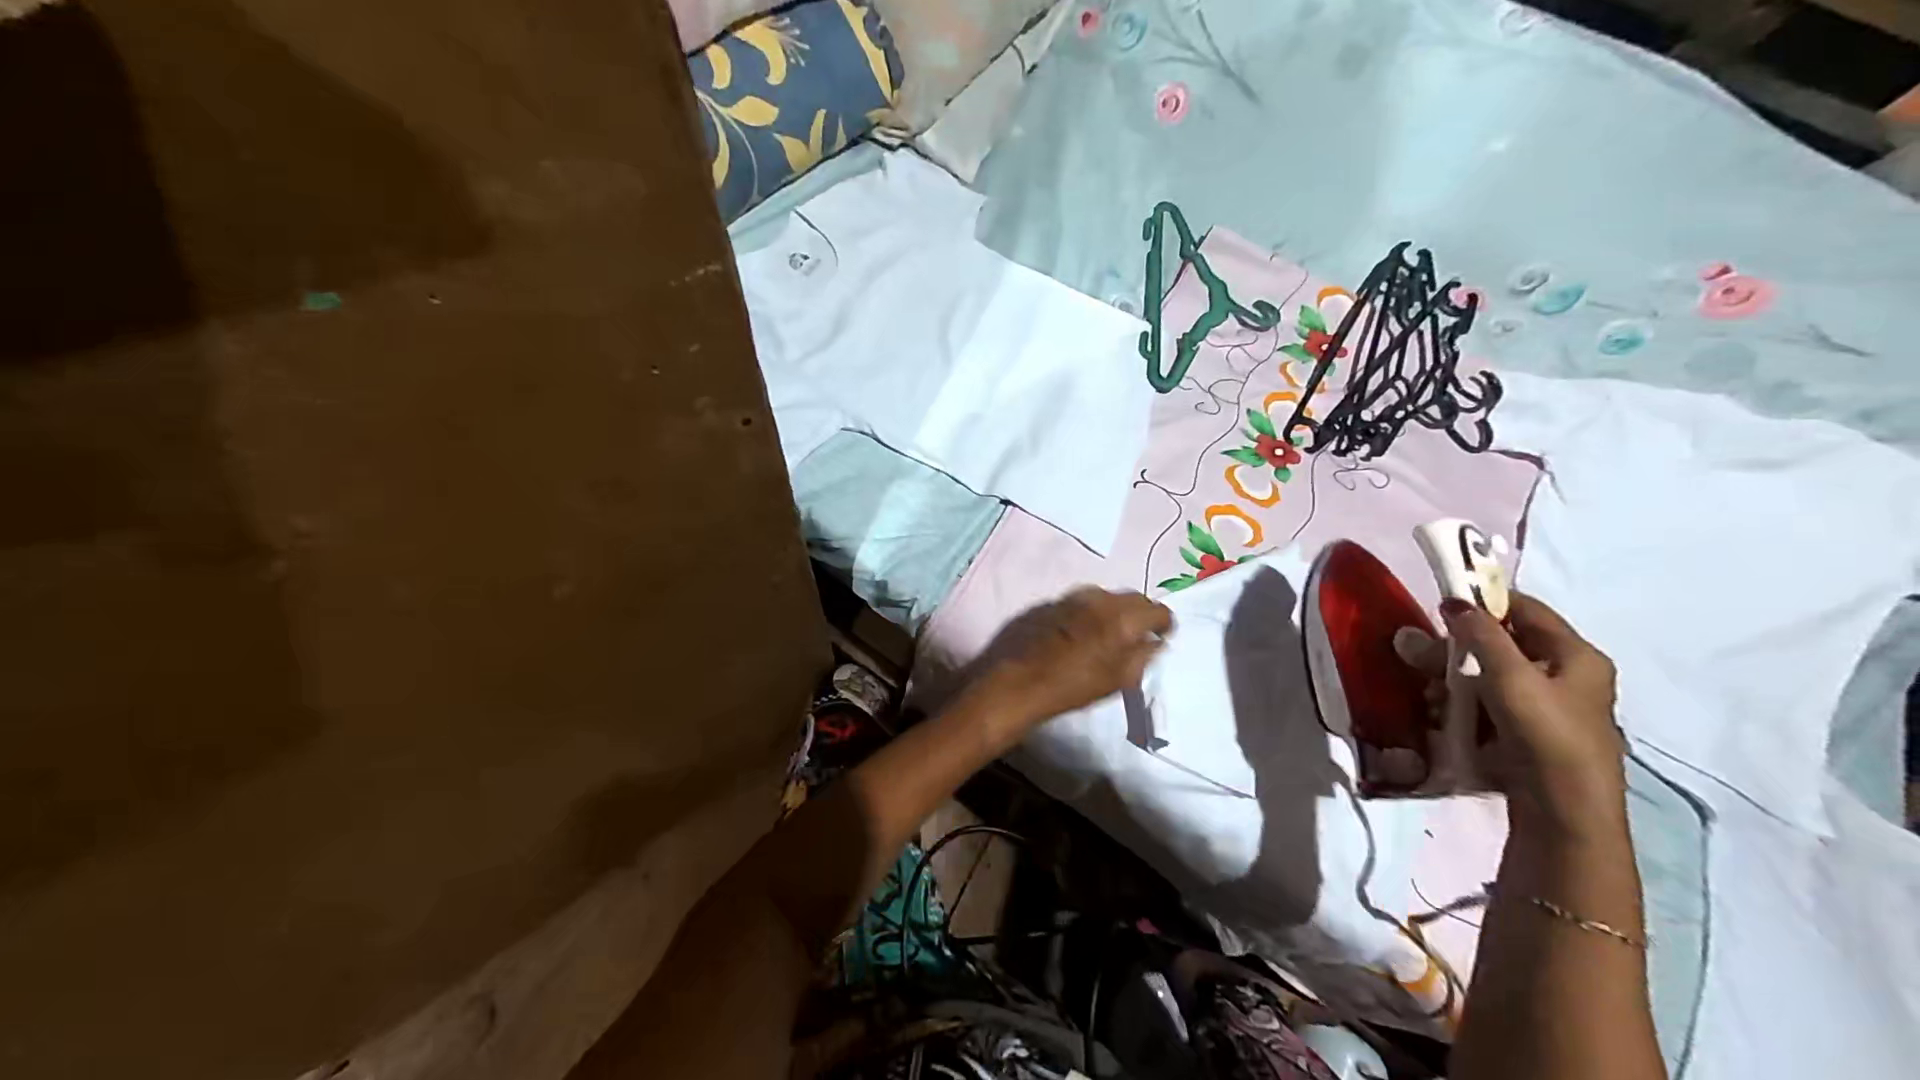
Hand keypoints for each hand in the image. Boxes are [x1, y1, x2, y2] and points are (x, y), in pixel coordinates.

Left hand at [967, 587, 1173, 732]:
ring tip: (1109, 631)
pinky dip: (1085, 613)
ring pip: (1102, 596)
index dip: (1164, 623)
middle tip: (1139, 633)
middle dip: (1139, 613)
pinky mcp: (1045, 603)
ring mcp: (1068, 597)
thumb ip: (1142, 656)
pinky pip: (1076, 602)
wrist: (1014, 682)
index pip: (1157, 610)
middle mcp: (1097, 598)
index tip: (1162, 636)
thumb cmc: (1071, 687)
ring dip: (1111, 610)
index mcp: (1121, 616)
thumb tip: (1154, 643)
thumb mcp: (1117, 680)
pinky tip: (1078, 632)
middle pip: (1130, 597)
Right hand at [1400, 593, 1626, 832]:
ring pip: (1486, 675)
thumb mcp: (1511, 677)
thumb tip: (1453, 602)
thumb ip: (1481, 635)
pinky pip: (1484, 703)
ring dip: (1452, 678)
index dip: (1485, 602)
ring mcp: (1543, 706)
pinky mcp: (1523, 732)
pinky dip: (1459, 702)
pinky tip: (1440, 712)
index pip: (1526, 610)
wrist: (1563, 813)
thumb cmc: (1546, 735)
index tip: (1441, 606)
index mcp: (1576, 656)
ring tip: (1429, 693)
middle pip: (1501, 644)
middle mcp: (1563, 676)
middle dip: (1456, 648)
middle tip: (1418, 655)